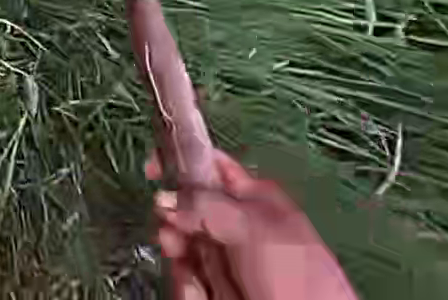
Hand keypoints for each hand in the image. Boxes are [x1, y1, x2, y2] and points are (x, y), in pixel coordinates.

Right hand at [149, 151, 357, 299]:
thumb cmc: (293, 279)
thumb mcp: (252, 226)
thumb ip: (203, 203)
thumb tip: (163, 198)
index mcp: (255, 200)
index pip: (211, 165)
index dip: (181, 161)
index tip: (154, 168)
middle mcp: (239, 230)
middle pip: (188, 207)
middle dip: (172, 217)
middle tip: (170, 231)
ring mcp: (229, 266)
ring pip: (184, 244)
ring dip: (176, 252)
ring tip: (184, 267)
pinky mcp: (219, 295)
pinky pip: (189, 281)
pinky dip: (186, 287)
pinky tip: (196, 292)